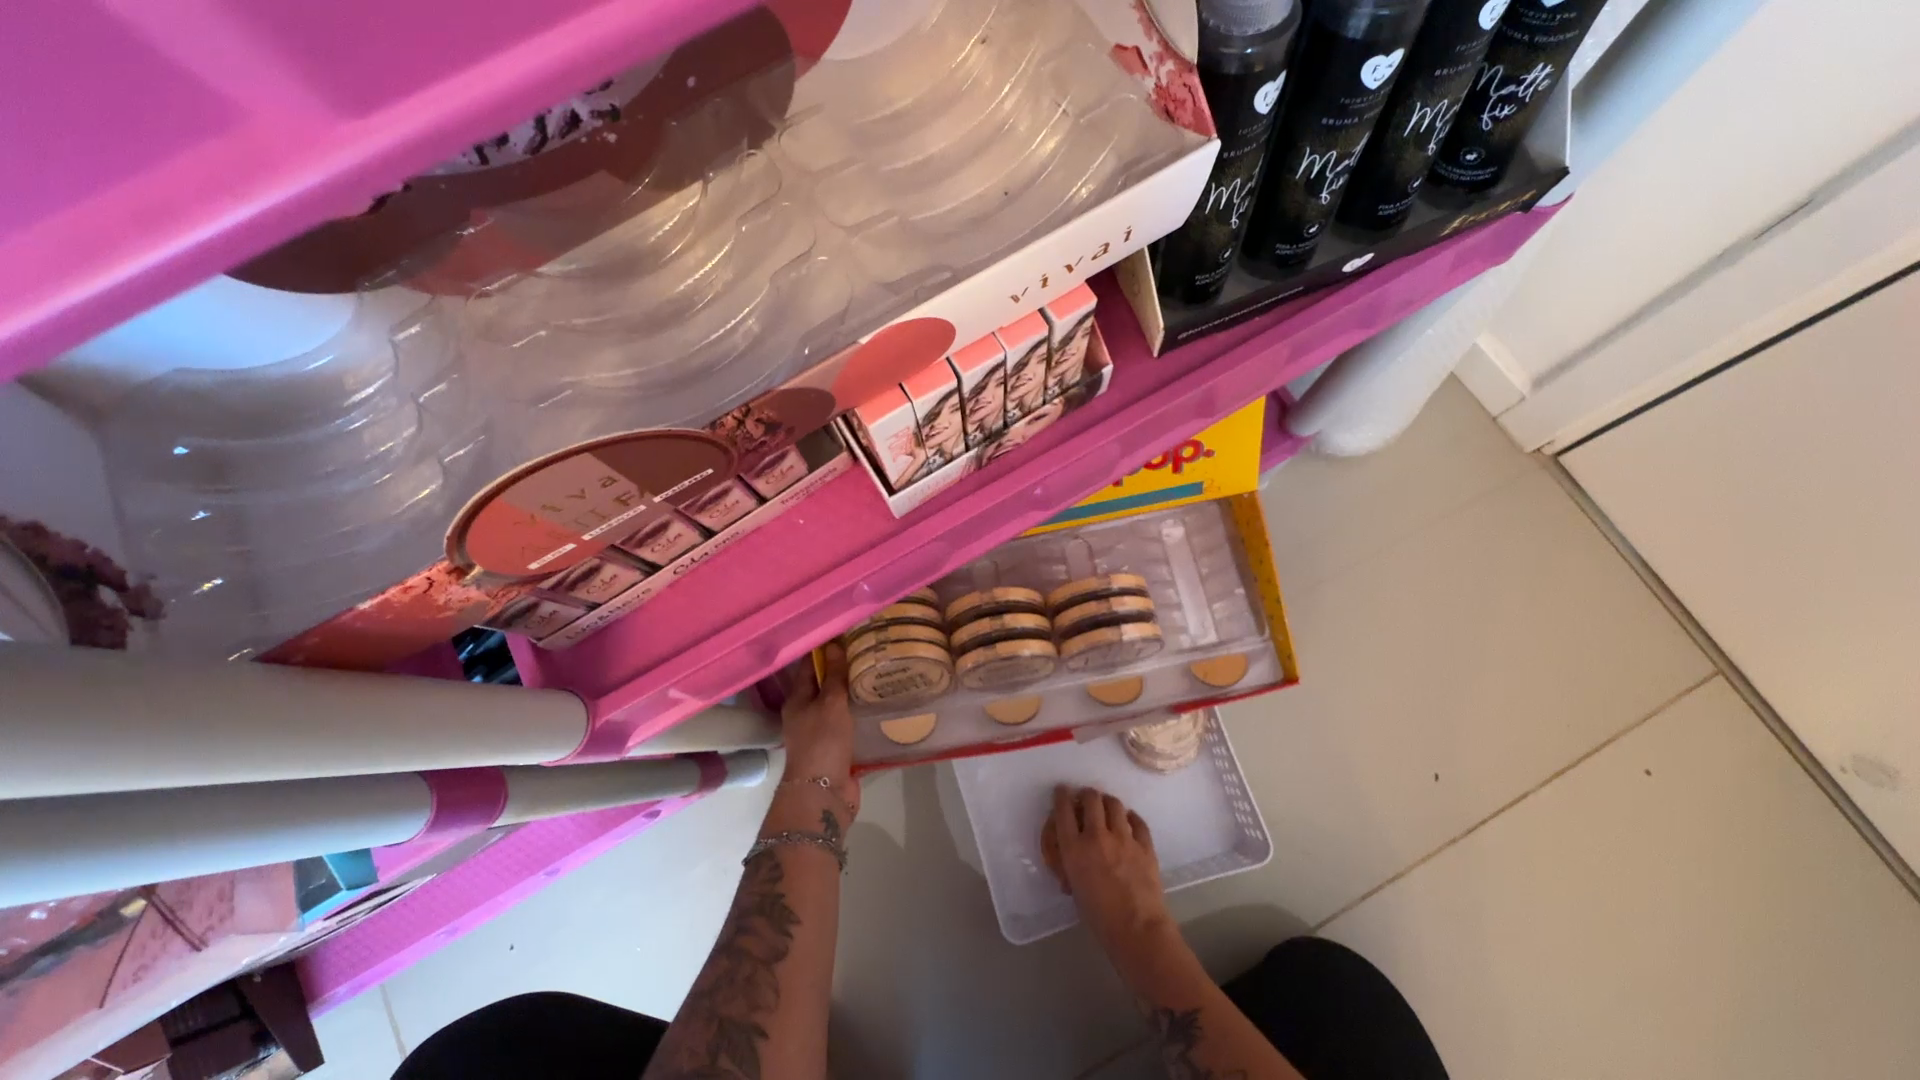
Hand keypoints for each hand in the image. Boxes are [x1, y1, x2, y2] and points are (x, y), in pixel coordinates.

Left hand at [780, 642, 858, 818]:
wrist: (823, 792)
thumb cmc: (822, 742)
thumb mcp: (830, 704)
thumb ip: (834, 676)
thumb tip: (833, 645)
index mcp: (797, 700)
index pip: (809, 667)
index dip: (824, 650)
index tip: (844, 634)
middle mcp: (805, 714)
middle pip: (823, 686)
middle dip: (840, 670)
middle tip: (866, 651)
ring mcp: (820, 733)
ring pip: (836, 706)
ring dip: (851, 693)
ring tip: (875, 674)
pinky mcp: (836, 749)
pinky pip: (847, 725)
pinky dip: (858, 714)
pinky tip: (875, 706)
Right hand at [1043, 786, 1172, 953]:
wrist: (1136, 929)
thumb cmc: (1098, 917)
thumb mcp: (1075, 888)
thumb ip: (1072, 865)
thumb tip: (1075, 857)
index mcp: (1074, 849)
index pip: (1063, 811)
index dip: (1061, 796)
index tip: (1061, 791)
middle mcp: (1097, 836)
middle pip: (1090, 799)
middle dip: (1086, 794)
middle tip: (1086, 798)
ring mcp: (1124, 838)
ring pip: (1115, 804)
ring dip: (1108, 802)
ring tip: (1107, 806)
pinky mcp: (1145, 845)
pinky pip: (1137, 821)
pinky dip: (1131, 817)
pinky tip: (1129, 821)